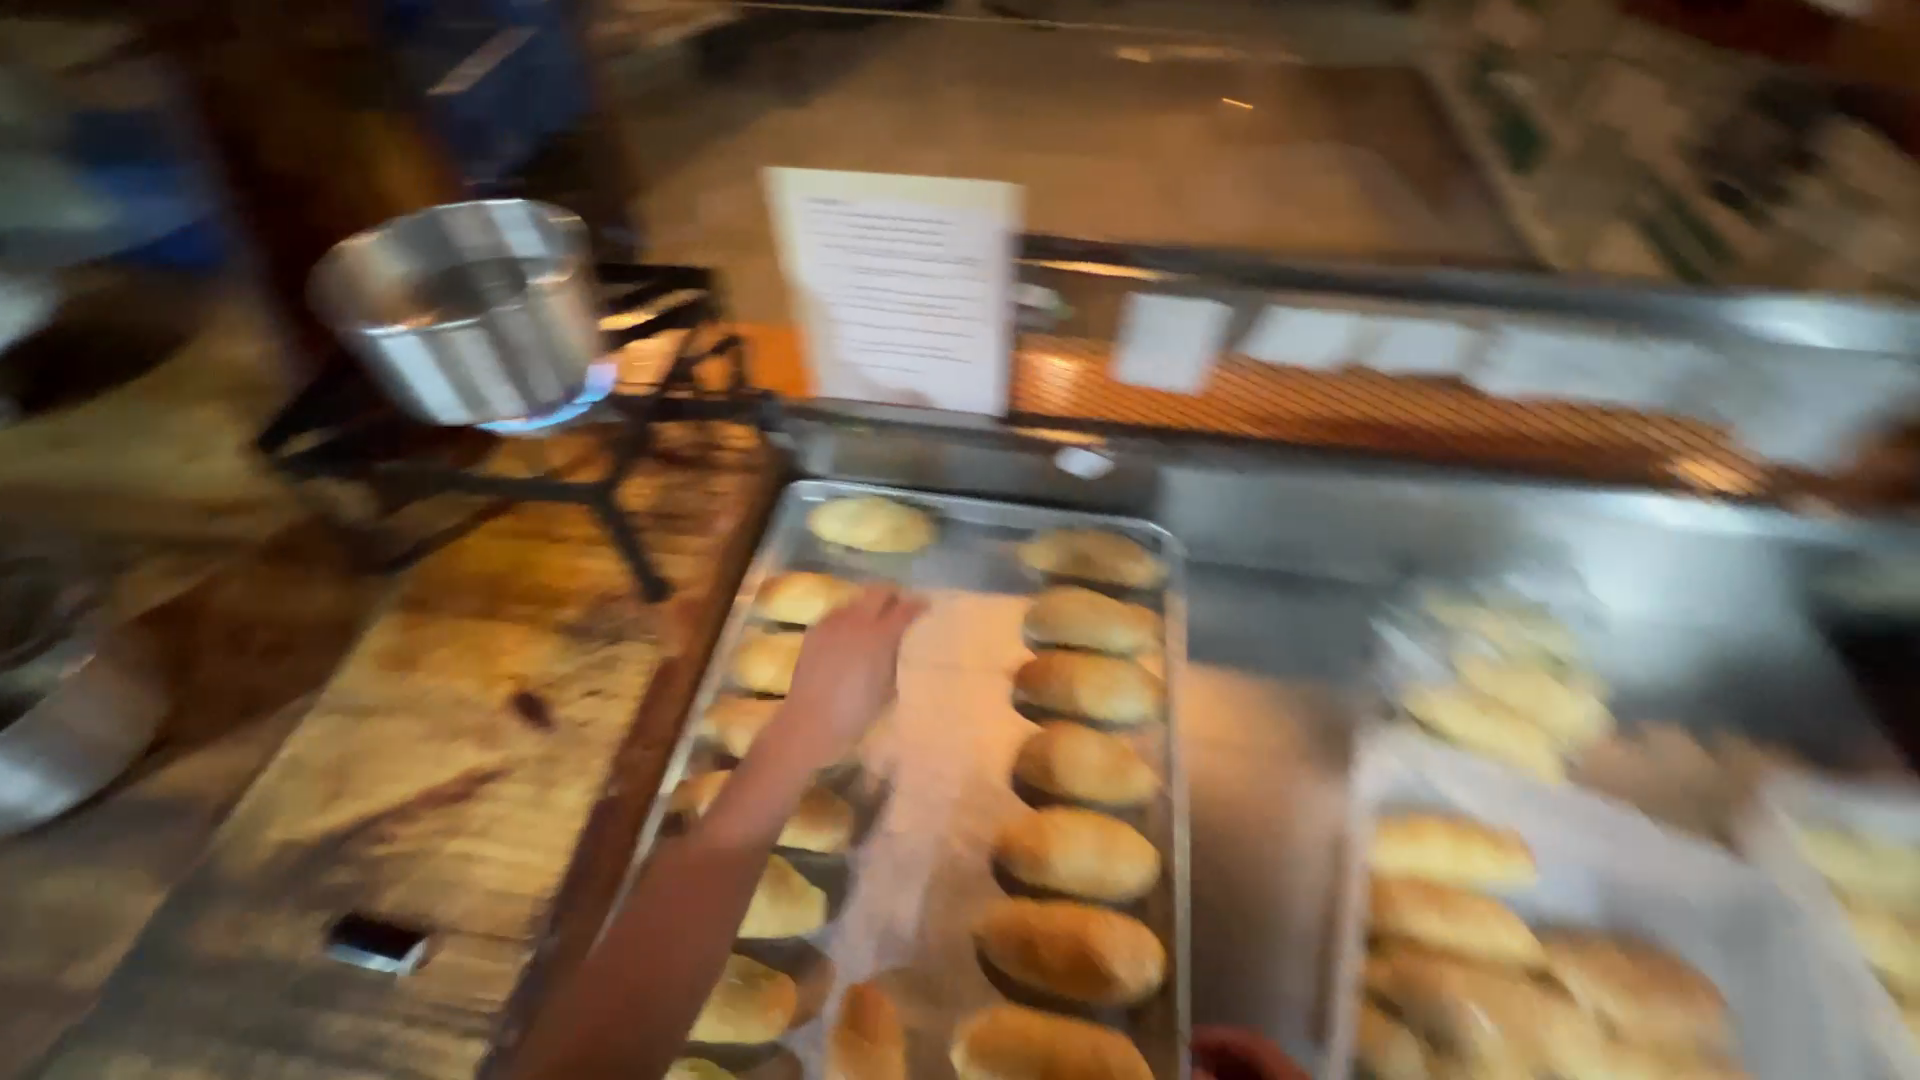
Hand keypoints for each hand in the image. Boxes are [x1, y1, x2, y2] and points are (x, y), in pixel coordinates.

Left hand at [755, 585, 927, 772]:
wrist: (810, 722)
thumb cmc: (856, 713)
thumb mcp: (888, 688)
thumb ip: (895, 659)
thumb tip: (897, 646)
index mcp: (880, 636)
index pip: (905, 609)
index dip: (918, 605)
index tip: (925, 606)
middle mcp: (856, 621)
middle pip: (878, 591)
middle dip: (892, 595)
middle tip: (899, 606)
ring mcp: (832, 623)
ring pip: (856, 599)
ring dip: (869, 604)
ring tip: (874, 619)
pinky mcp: (814, 631)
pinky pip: (837, 613)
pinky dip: (849, 616)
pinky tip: (850, 633)